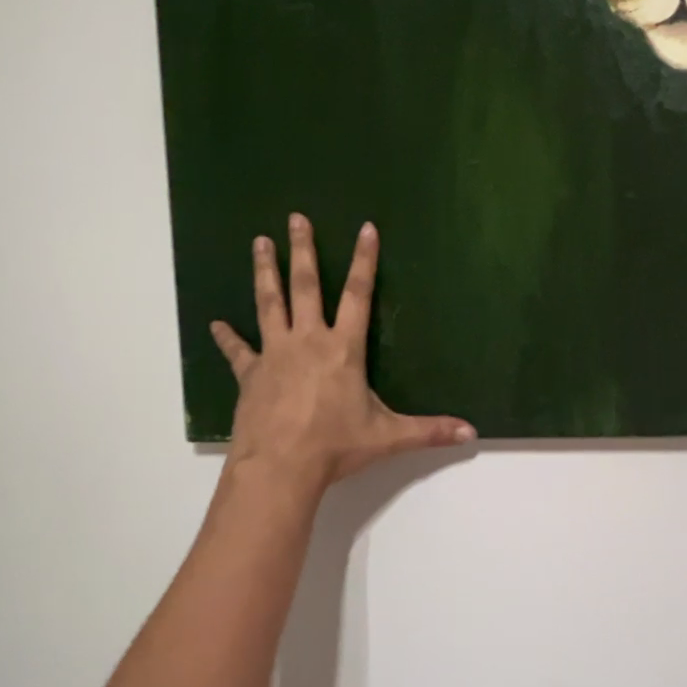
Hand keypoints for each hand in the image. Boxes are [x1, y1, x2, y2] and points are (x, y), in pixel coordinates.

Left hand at [210, 214, 475, 495]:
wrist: (281, 468)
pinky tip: (214, 324)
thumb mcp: (388, 437)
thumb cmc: (336, 446)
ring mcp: (275, 354)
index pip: (358, 294)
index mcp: (343, 349)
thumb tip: (472, 434)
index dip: (364, 260)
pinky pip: (237, 351)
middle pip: (305, 286)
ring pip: (269, 303)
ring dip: (265, 272)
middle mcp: (307, 341)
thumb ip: (430, 431)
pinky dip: (226, 337)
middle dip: (302, 250)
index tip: (366, 228)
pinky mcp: (250, 375)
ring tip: (259, 242)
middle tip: (295, 218)